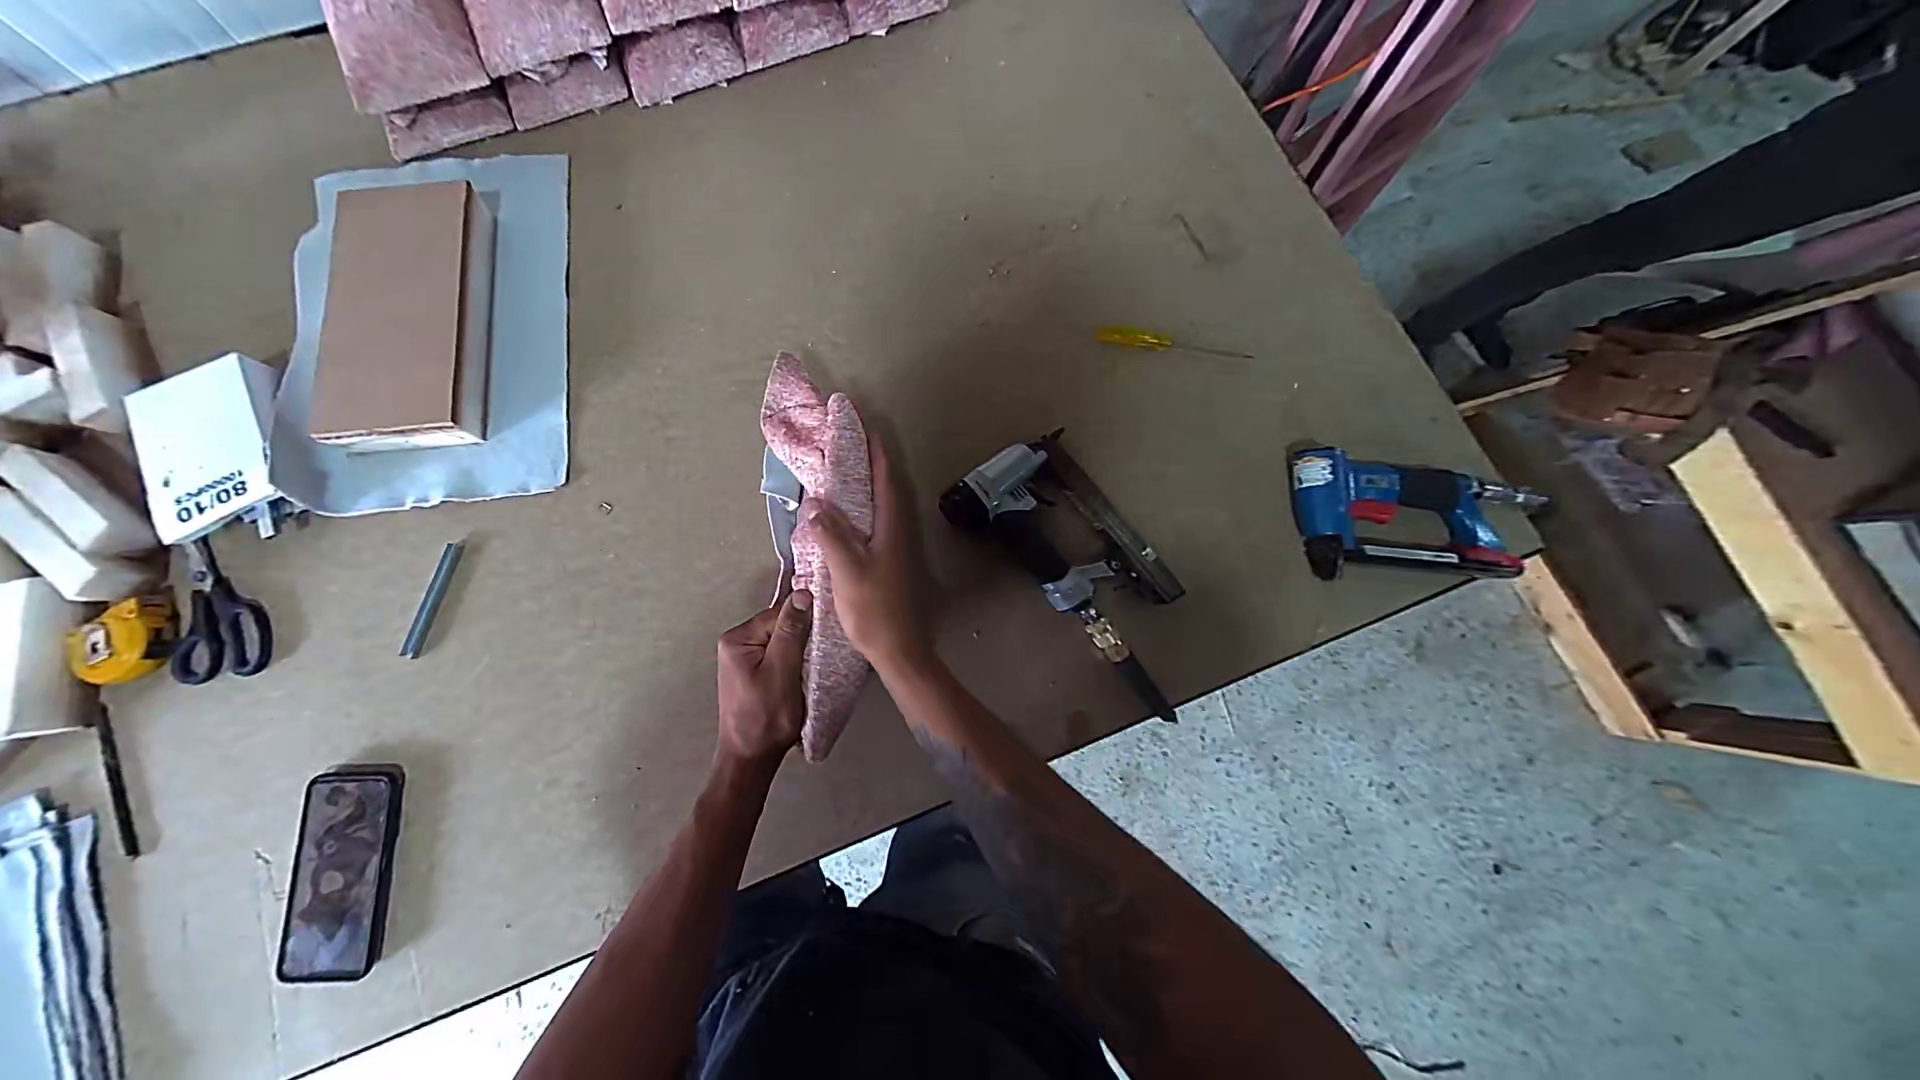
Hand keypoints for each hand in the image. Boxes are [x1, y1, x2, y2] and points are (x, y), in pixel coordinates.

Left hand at [715, 590, 812, 765]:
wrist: (752, 758)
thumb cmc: (766, 718)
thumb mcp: (782, 670)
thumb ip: (791, 631)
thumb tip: (802, 594)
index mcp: (738, 638)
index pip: (781, 613)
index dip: (805, 624)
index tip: (820, 640)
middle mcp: (737, 643)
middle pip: (782, 626)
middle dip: (802, 640)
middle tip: (813, 661)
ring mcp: (744, 659)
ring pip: (784, 642)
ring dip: (800, 654)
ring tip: (807, 672)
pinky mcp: (754, 673)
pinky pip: (780, 656)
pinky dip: (794, 664)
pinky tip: (801, 677)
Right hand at [802, 438, 927, 672]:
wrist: (895, 648)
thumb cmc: (874, 609)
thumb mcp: (848, 570)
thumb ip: (832, 536)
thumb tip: (816, 503)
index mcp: (890, 531)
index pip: (885, 484)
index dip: (877, 456)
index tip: (868, 431)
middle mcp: (894, 536)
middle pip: (882, 493)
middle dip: (869, 468)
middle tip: (850, 448)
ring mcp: (890, 551)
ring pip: (875, 512)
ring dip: (862, 491)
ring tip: (841, 476)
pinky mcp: (883, 565)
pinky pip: (868, 529)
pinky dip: (855, 515)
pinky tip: (839, 521)